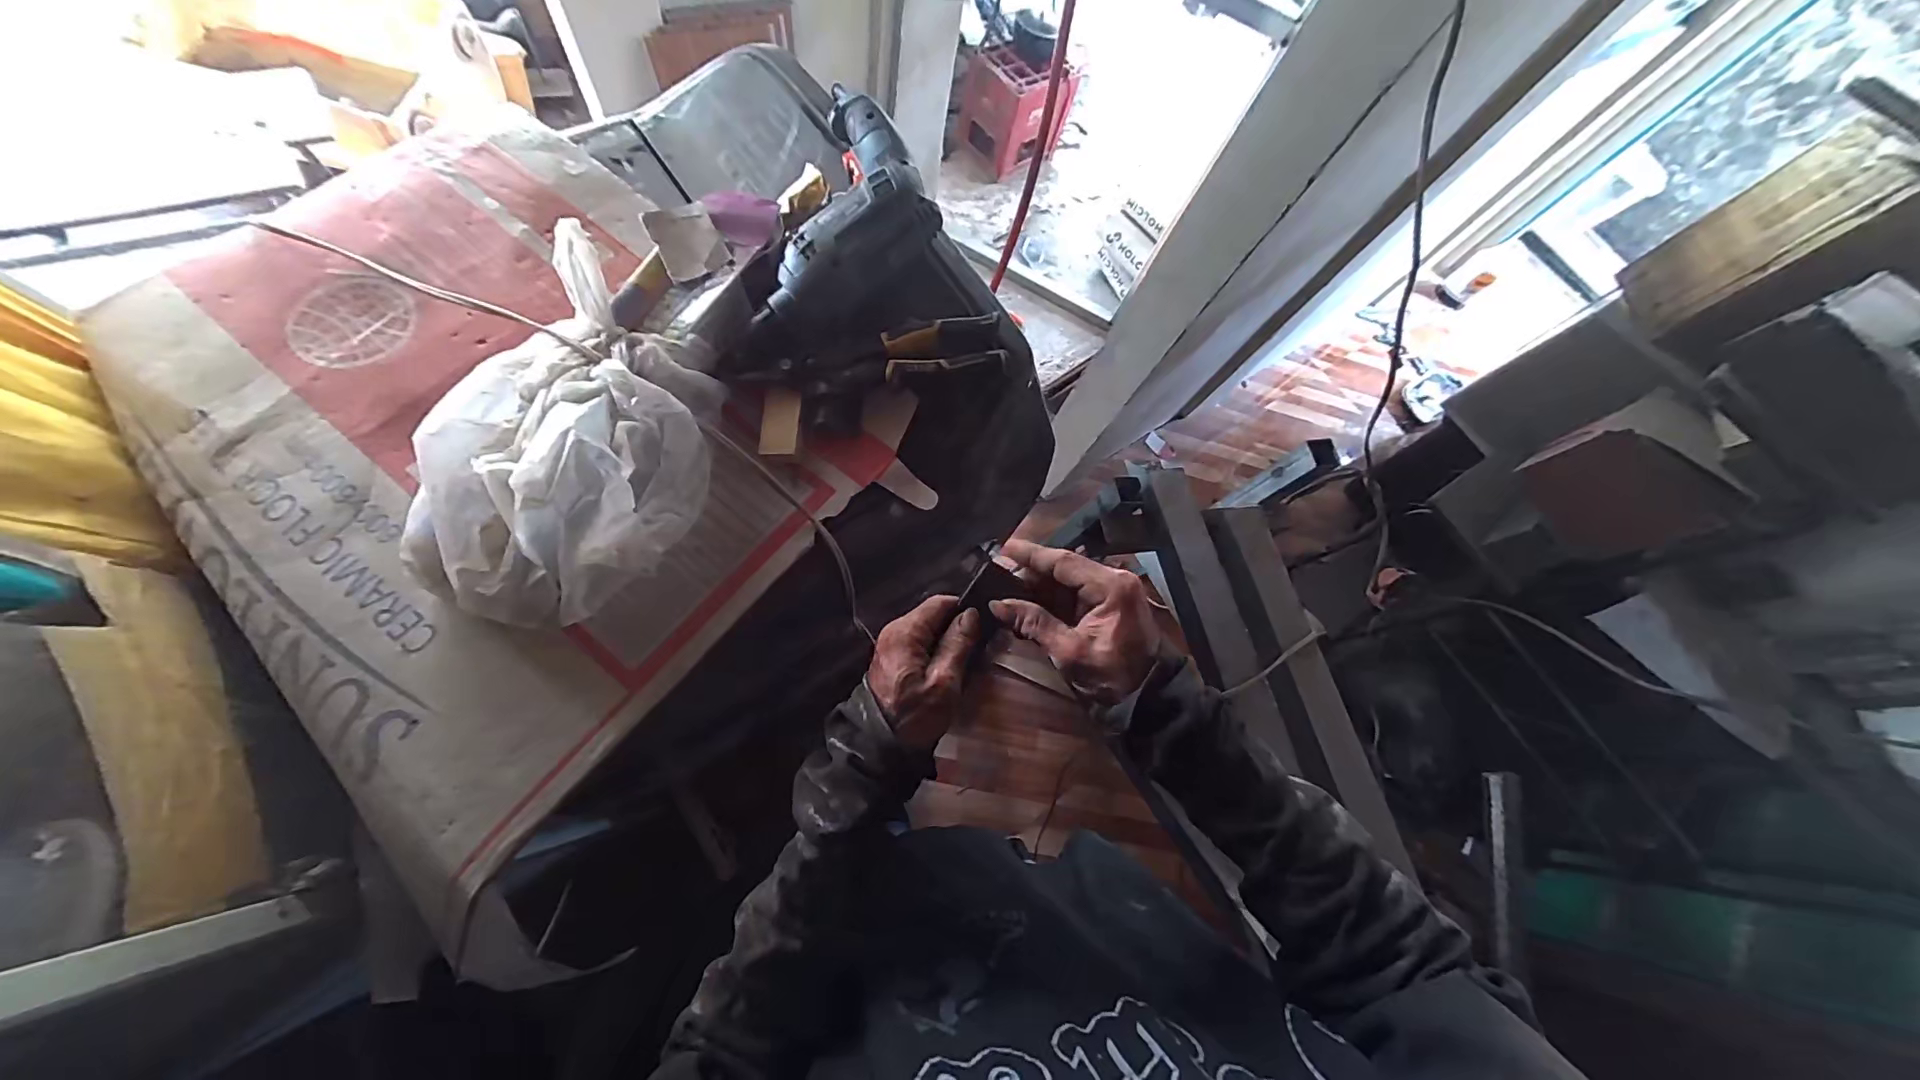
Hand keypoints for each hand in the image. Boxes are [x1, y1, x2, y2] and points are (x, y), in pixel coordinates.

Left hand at [866, 596, 982, 750]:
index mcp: (905, 632)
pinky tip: (947, 669)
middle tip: (977, 649)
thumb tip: (971, 614)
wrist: (880, 747)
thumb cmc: (914, 717)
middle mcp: (894, 631)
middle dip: (957, 628)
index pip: (941, 602)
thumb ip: (958, 645)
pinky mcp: (892, 658)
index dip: (965, 611)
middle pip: (934, 615)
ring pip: (929, 630)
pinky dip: (936, 651)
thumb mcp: (944, 683)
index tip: (983, 628)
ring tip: (965, 661)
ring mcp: (891, 644)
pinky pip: (920, 643)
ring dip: (948, 641)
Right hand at [990, 539, 1162, 704]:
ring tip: (1005, 589)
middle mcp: (1113, 580)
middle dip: (1029, 573)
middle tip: (997, 575)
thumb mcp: (1069, 651)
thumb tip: (998, 605)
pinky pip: (1073, 595)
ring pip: (1066, 581)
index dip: (1030, 554)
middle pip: (1063, 569)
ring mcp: (1112, 591)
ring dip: (1037, 587)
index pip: (1063, 561)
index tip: (1003, 547)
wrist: (1149, 697)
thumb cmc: (1113, 676)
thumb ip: (1034, 624)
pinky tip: (1026, 604)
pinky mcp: (1107, 605)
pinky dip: (1050, 600)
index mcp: (1110, 586)